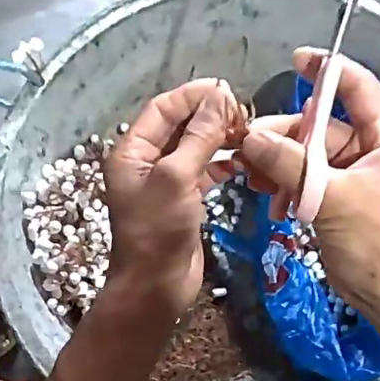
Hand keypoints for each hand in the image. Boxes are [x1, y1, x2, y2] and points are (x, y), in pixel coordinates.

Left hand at [102, 79, 245, 317]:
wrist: (155, 287)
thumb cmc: (157, 233)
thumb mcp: (176, 179)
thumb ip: (198, 137)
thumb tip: (219, 96)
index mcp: (132, 152)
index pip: (163, 108)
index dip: (194, 96)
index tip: (229, 92)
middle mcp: (146, 162)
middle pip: (180, 124)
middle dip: (210, 116)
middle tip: (244, 117)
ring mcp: (165, 182)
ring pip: (195, 147)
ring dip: (220, 138)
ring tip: (247, 135)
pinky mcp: (183, 201)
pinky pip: (204, 171)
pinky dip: (222, 163)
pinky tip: (241, 160)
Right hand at [233, 48, 379, 309]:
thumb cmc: (374, 239)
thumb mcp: (331, 197)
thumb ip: (289, 164)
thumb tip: (250, 138)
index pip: (355, 86)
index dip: (325, 70)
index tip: (295, 60)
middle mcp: (369, 148)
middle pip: (319, 126)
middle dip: (283, 136)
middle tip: (248, 148)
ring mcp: (352, 175)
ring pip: (307, 156)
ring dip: (279, 166)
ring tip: (254, 180)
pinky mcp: (337, 199)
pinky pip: (305, 181)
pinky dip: (287, 188)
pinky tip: (274, 204)